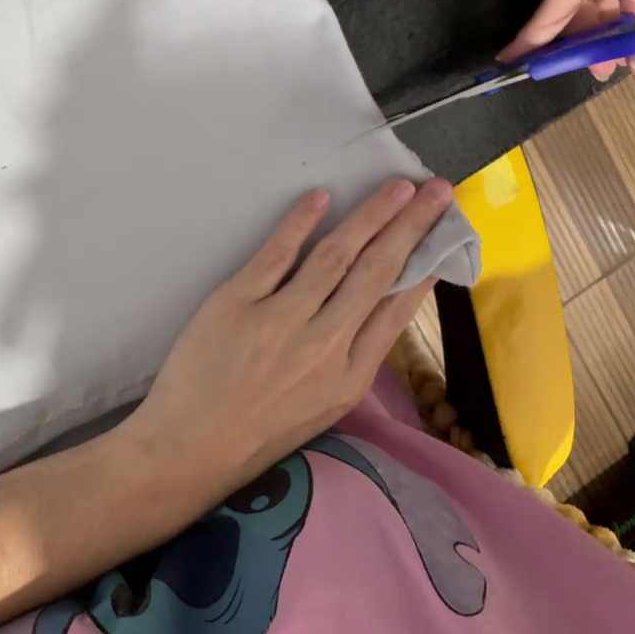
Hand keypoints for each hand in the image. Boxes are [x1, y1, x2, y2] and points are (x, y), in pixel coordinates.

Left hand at [118, 177, 453, 495]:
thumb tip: (382, 305)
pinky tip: (320, 198)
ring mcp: (281, 322)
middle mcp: (324, 346)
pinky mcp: (237, 304)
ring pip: (336, 256)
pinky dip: (300, 223)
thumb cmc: (259, 430)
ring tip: (396, 186)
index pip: (397, 307)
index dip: (424, 264)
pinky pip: (277, 255)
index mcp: (350, 376)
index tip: (443, 232)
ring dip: (371, 215)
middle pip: (376, 272)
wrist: (191, 447)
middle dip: (411, 226)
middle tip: (436, 189)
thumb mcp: (324, 406)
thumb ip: (353, 357)